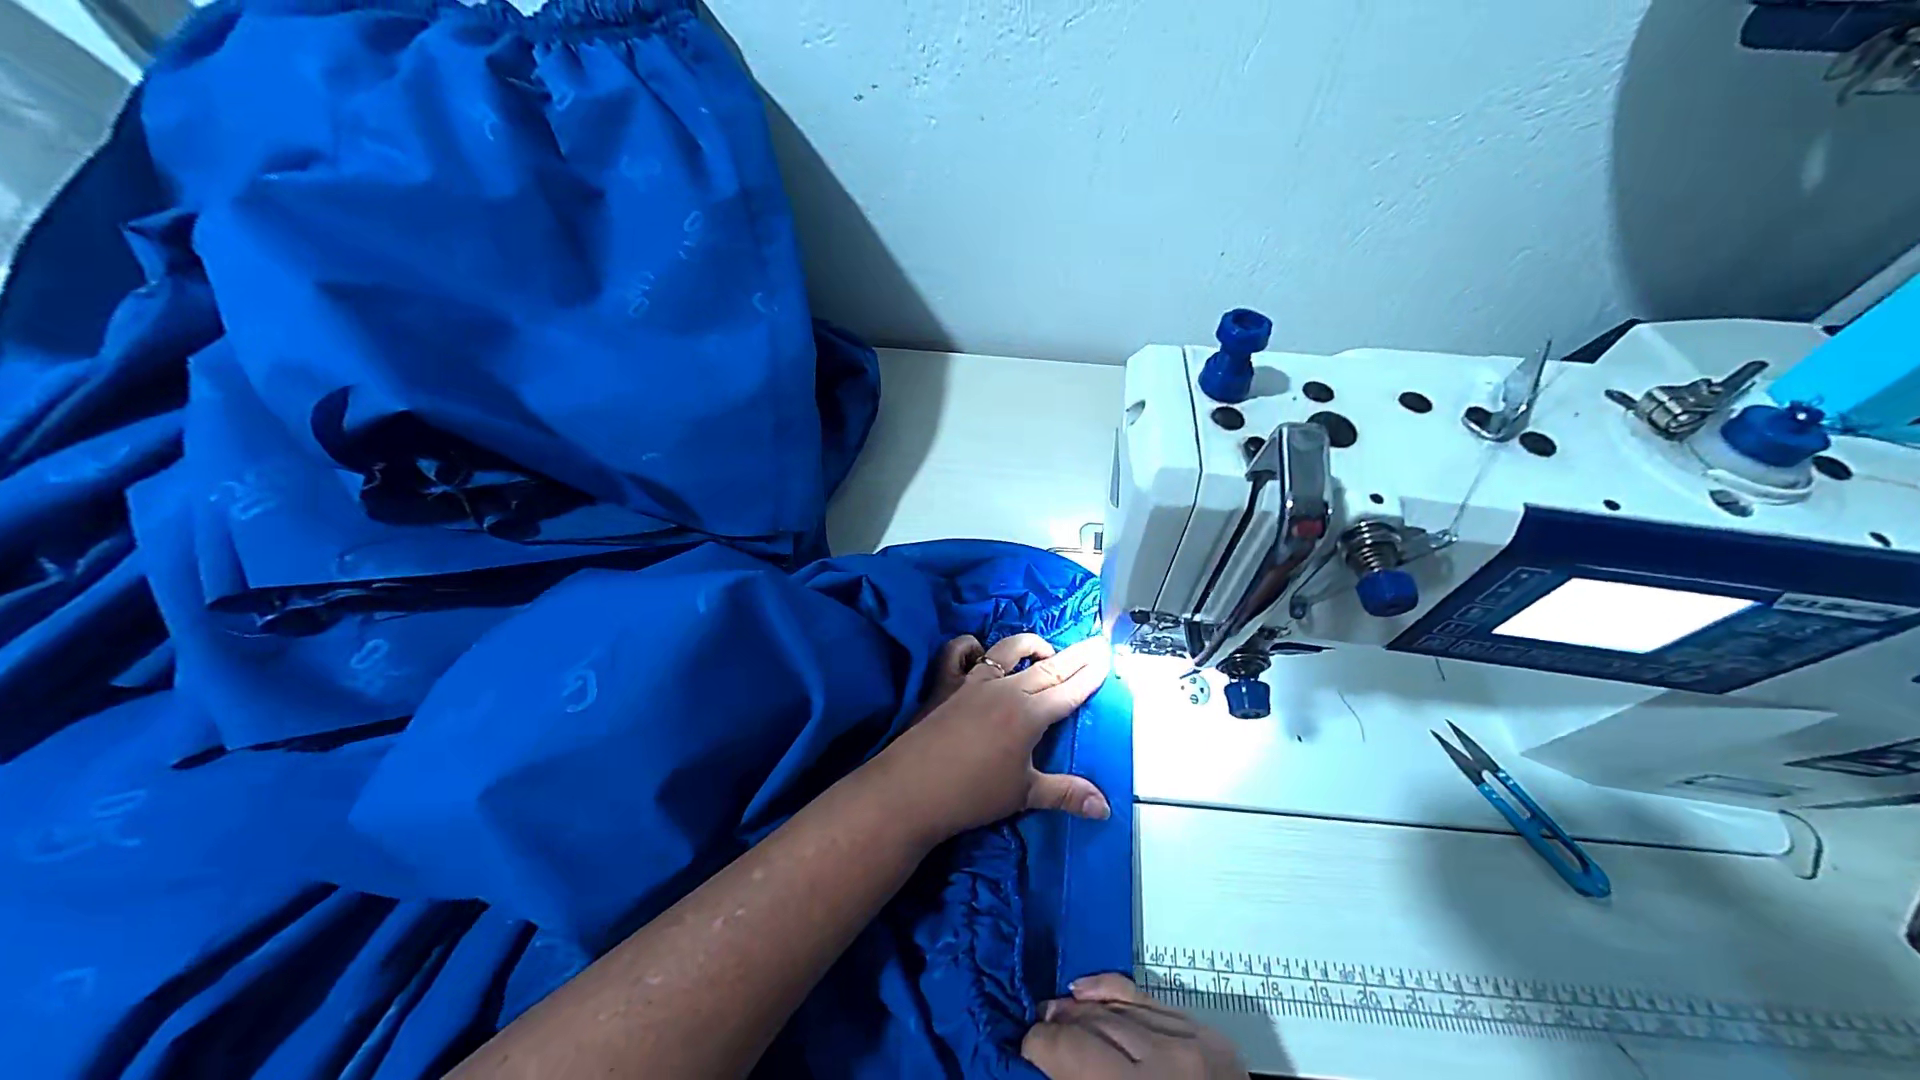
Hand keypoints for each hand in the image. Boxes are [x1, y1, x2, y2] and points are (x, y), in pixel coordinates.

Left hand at [864, 633, 1111, 844]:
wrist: (913, 789)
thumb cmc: (972, 794)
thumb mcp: (1024, 795)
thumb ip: (1066, 794)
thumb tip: (1104, 807)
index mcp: (1030, 715)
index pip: (1069, 691)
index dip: (1090, 675)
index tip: (1105, 657)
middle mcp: (1006, 690)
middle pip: (1048, 667)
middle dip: (1075, 656)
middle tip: (1093, 644)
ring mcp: (973, 682)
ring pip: (1008, 651)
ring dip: (1030, 645)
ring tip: (1045, 649)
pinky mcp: (945, 684)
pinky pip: (958, 652)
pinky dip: (970, 646)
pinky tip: (977, 650)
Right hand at [1023, 976, 1248, 1078]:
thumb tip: (1039, 1066)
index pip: (1067, 1048)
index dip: (1036, 1046)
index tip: (1022, 1054)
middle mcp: (1165, 1062)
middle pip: (1090, 1022)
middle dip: (1055, 1025)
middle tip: (1036, 1033)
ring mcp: (1191, 1043)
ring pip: (1116, 1006)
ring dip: (1079, 1008)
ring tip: (1056, 1014)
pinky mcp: (1208, 1034)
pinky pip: (1146, 998)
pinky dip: (1112, 992)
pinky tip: (1085, 992)